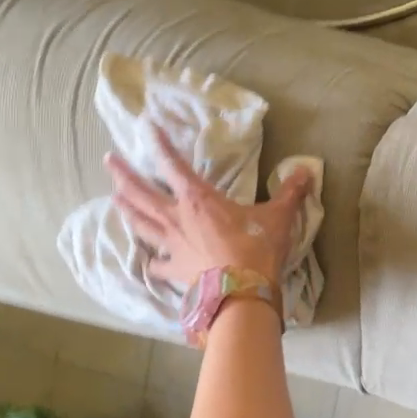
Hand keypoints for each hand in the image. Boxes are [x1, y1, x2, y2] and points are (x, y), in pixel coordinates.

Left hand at [108, 128, 310, 286]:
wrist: (242, 290)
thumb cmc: (257, 249)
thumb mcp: (278, 217)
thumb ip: (290, 193)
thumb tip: (308, 170)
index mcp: (198, 199)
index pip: (172, 165)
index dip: (159, 145)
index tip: (146, 127)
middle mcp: (176, 218)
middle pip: (141, 193)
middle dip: (123, 175)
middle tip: (108, 161)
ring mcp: (172, 246)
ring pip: (140, 223)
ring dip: (126, 209)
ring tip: (114, 198)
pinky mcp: (176, 271)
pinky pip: (158, 266)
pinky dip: (152, 264)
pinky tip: (149, 263)